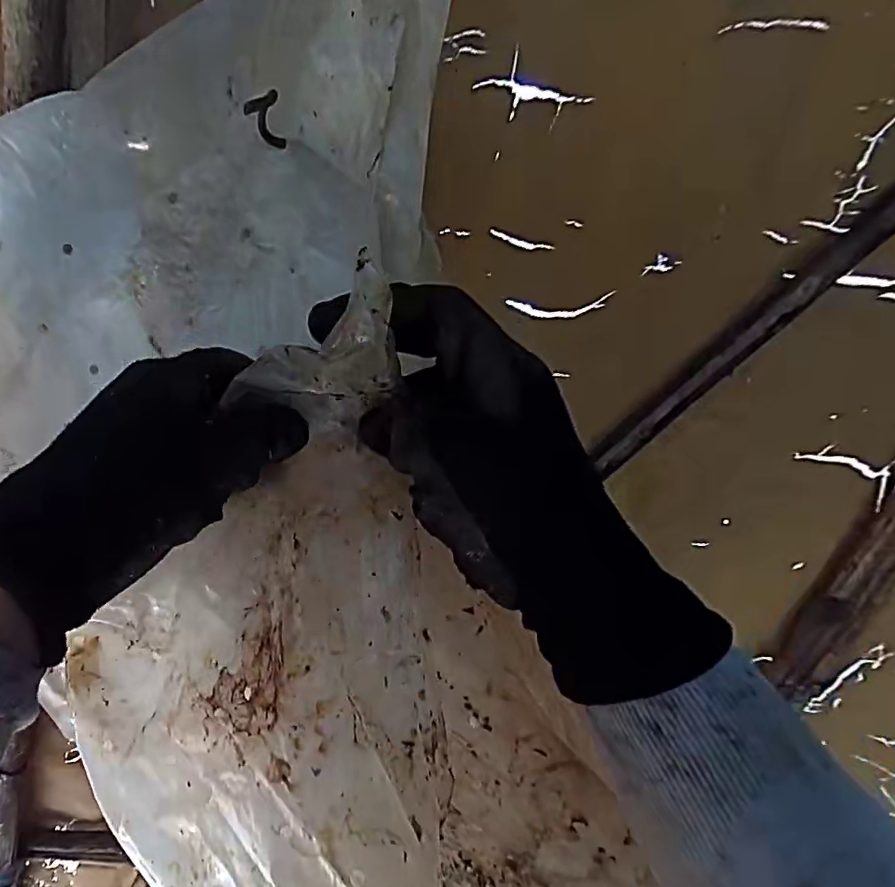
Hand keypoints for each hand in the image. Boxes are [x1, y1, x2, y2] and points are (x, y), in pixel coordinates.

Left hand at [0, 349, 307, 665]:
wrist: (44, 551)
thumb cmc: (136, 497)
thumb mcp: (211, 465)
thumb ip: (259, 436)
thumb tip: (296, 421)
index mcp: (167, 379)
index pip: (233, 366)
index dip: (266, 394)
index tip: (286, 433)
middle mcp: (142, 393)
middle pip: (213, 403)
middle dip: (241, 439)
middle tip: (254, 476)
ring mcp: (120, 429)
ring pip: (190, 438)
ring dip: (214, 467)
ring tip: (216, 503)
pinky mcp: (107, 465)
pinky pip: (163, 463)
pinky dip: (184, 484)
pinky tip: (183, 517)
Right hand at [309, 284, 729, 703]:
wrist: (564, 570)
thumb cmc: (512, 499)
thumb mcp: (450, 449)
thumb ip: (405, 420)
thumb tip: (372, 417)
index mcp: (497, 369)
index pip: (440, 312)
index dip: (385, 309)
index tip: (330, 325)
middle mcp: (495, 391)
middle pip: (431, 357)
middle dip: (384, 371)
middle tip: (340, 385)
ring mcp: (491, 432)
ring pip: (430, 405)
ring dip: (397, 420)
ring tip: (368, 440)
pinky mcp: (485, 470)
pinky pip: (438, 446)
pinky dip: (415, 457)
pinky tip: (408, 481)